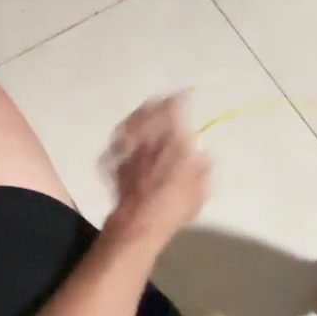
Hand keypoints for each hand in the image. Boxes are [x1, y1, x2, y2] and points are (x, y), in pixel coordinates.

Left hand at [101, 96, 209, 250]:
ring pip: (128, 128)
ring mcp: (127, 154)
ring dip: (134, 117)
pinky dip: (117, 145)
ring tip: (139, 112)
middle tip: (160, 99)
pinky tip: (118, 142)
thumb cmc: (173, 208)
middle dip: (155, 104)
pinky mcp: (114, 168)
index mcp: (170, 144)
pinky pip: (113, 152)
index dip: (179, 99)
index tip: (186, 92)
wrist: (138, 223)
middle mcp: (147, 142)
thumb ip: (202, 171)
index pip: (174, 112)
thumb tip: (204, 158)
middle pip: (147, 115)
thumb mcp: (199, 191)